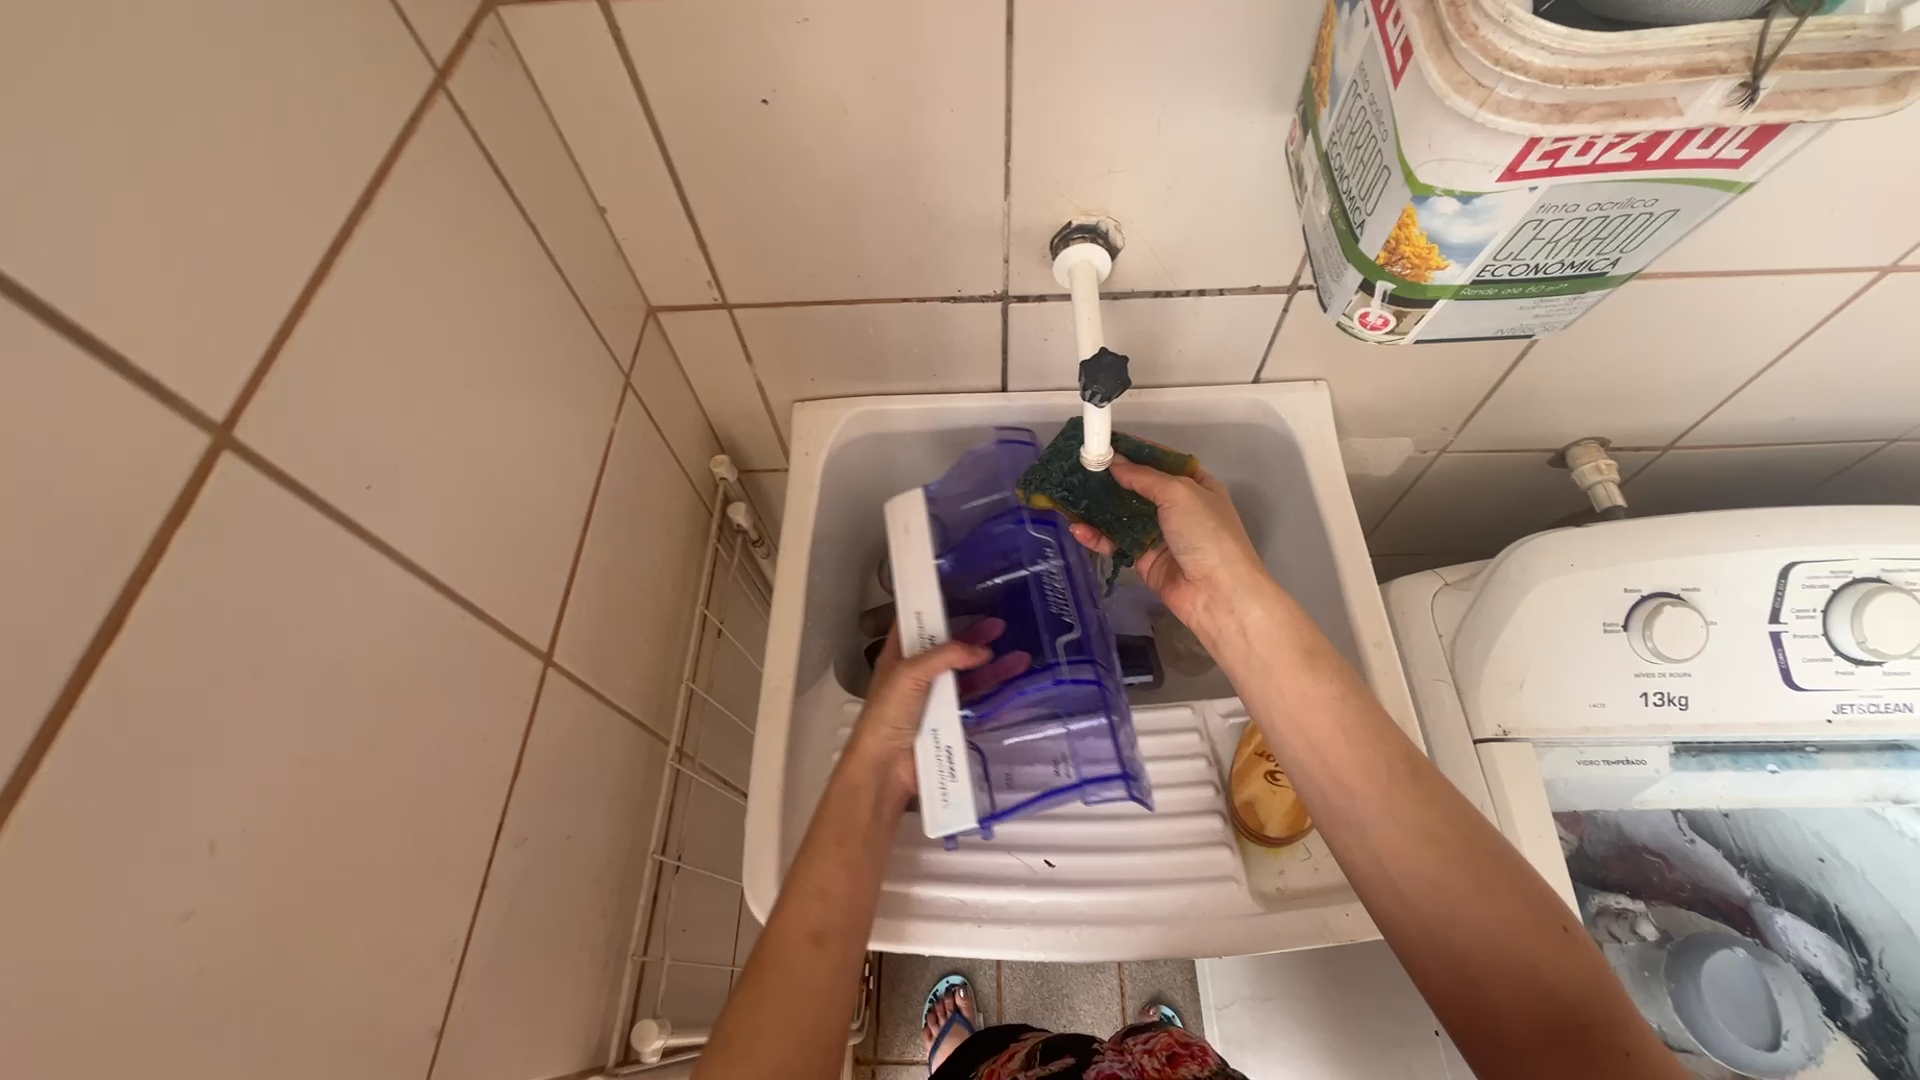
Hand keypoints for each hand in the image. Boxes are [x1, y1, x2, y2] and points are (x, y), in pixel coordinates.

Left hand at [848, 618, 1022, 793]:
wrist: (885, 766)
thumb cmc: (887, 714)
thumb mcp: (909, 674)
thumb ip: (944, 656)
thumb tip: (981, 650)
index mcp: (899, 655)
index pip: (916, 624)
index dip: (936, 609)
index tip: (962, 596)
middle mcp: (915, 672)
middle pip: (948, 647)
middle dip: (973, 636)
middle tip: (999, 624)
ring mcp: (932, 696)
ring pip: (965, 673)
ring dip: (989, 664)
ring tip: (1018, 655)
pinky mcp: (946, 718)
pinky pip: (971, 698)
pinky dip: (990, 687)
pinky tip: (1009, 679)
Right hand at [1069, 455, 1274, 644]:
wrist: (1217, 592)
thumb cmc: (1206, 533)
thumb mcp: (1179, 493)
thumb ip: (1143, 477)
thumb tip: (1113, 461)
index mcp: (1195, 484)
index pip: (1160, 461)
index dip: (1134, 451)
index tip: (1104, 443)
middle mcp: (1177, 507)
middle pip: (1137, 487)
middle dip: (1110, 479)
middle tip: (1079, 468)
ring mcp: (1159, 533)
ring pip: (1122, 515)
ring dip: (1098, 507)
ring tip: (1069, 495)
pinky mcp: (1143, 558)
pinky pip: (1116, 543)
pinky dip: (1097, 536)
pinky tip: (1077, 529)